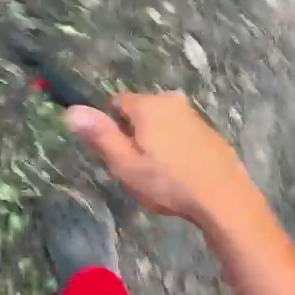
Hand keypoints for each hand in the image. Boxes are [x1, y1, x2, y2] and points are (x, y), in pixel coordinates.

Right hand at [65, 92, 258, 225]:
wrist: (222, 195)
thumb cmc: (168, 181)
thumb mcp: (126, 164)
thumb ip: (101, 135)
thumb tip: (71, 110)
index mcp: (147, 104)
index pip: (116, 102)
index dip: (112, 127)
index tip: (118, 153)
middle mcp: (170, 99)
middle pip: (139, 111)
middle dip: (134, 133)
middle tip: (138, 167)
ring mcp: (191, 112)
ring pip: (160, 120)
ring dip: (155, 139)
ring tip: (159, 172)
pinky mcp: (206, 127)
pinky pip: (179, 130)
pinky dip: (174, 144)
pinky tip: (179, 170)